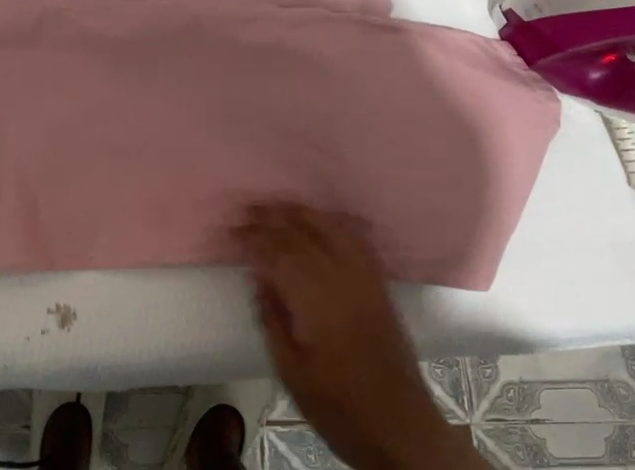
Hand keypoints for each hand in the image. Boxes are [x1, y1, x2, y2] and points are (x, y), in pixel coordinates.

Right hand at [236, 202, 482, 469]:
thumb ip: (273, 318)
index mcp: (316, 302)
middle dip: (274, 219)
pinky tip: (323, 221)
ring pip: (333, 231)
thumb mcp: (291, 371)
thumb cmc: (338, 407)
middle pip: (305, 236)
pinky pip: (357, 242)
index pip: (280, 255)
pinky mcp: (381, 287)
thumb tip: (259, 277)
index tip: (234, 230)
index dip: (256, 238)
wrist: (400, 428)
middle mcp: (343, 281)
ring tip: (279, 206)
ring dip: (304, 214)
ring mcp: (366, 281)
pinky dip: (336, 225)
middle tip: (248, 209)